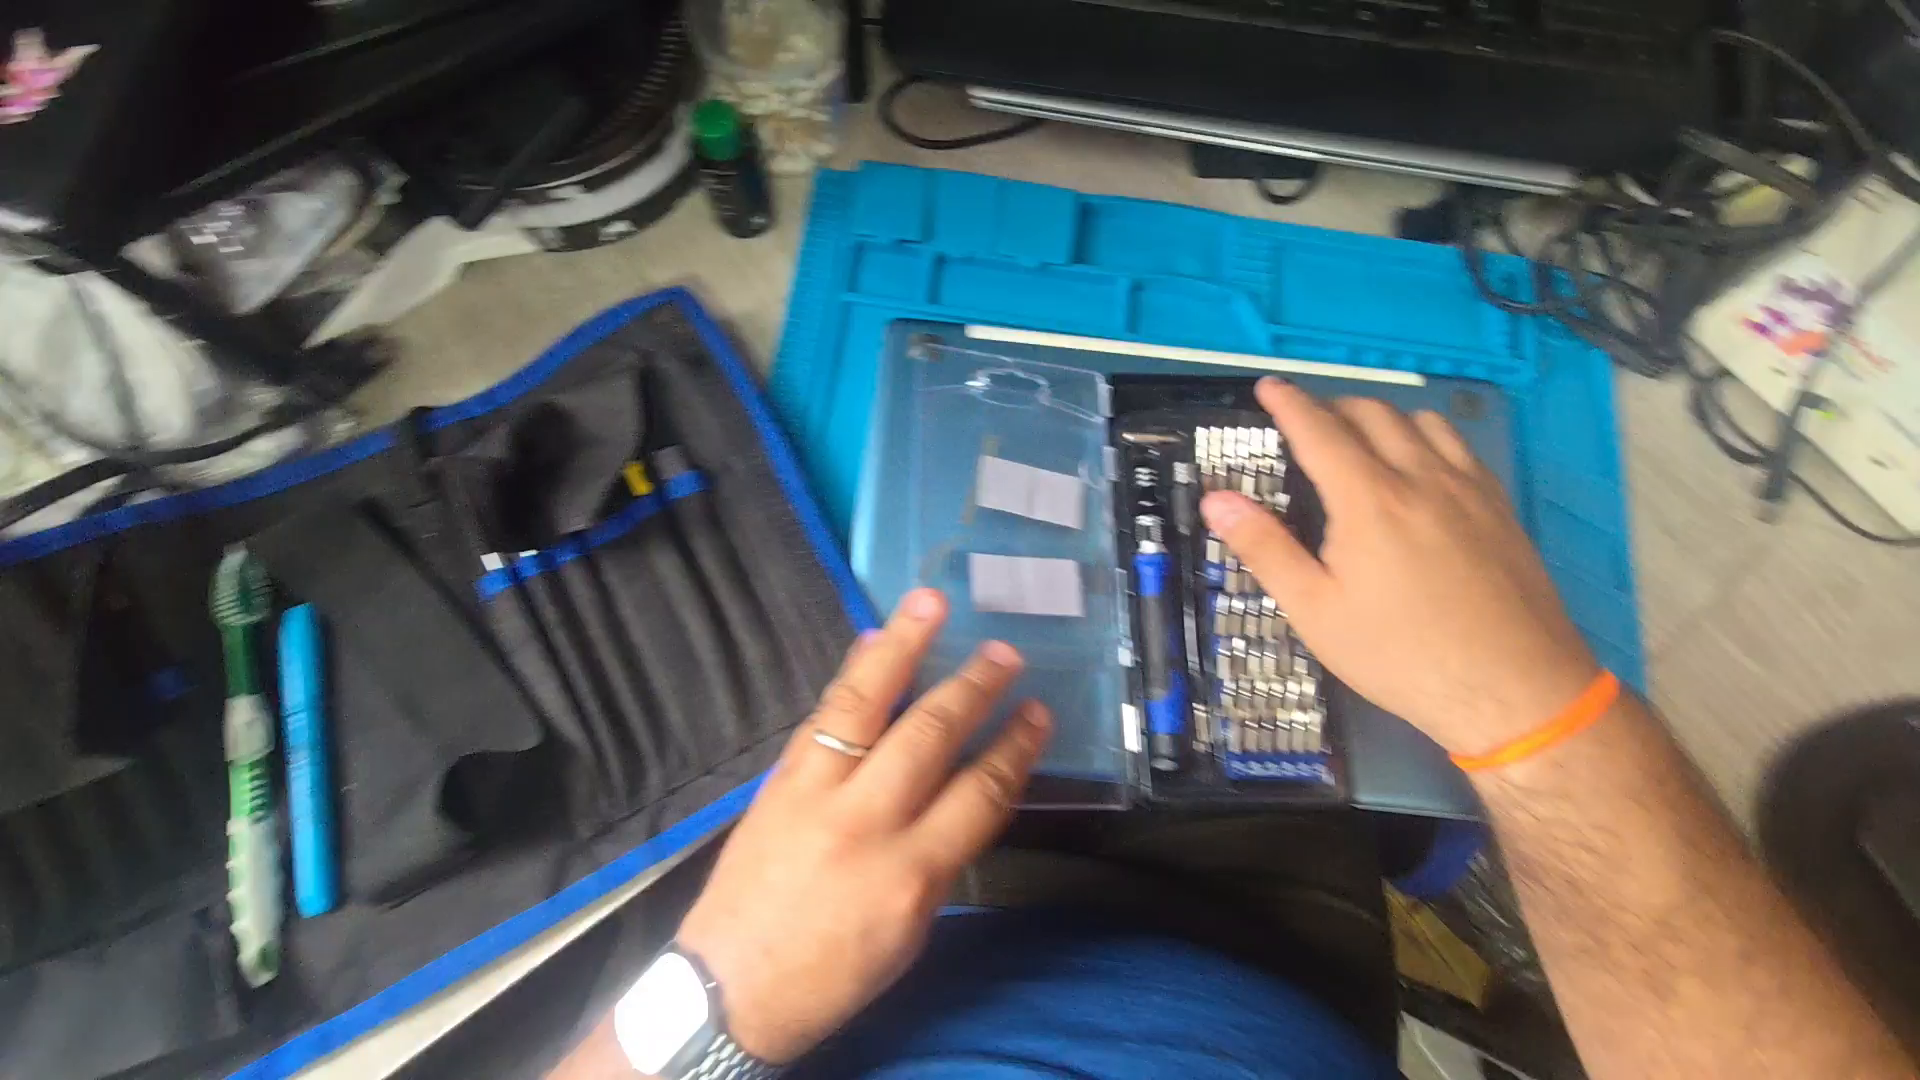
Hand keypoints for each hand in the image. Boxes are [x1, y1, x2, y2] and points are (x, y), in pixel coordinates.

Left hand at [674, 588, 1051, 1064]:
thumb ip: (940, 854)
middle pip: (929, 735)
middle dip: (972, 688)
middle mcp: (865, 821)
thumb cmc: (832, 973)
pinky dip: (850, 673)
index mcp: (910, 874)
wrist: (727, 991)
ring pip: (865, 703)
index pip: (980, 794)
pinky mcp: (778, 779)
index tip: (1037, 713)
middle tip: (1003, 653)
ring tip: (929, 604)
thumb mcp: (909, 930)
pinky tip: (870, 641)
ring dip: (902, 648)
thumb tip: (965, 788)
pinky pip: (821, 714)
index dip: (1015, 748)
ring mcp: (814, 792)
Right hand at [1200, 378, 1600, 757]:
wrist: (1515, 690)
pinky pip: (1460, 447)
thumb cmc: (1399, 654)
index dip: (1289, 403)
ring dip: (1382, 416)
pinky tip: (1419, 468)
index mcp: (1369, 500)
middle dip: (1332, 405)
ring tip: (1359, 438)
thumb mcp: (1315, 610)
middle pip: (1373, 414)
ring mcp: (1469, 489)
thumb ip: (1264, 548)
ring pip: (1423, 422)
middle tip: (1305, 419)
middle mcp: (1421, 478)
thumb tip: (1216, 500)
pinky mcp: (1500, 508)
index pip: (1320, 431)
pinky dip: (1426, 437)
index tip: (1268, 385)